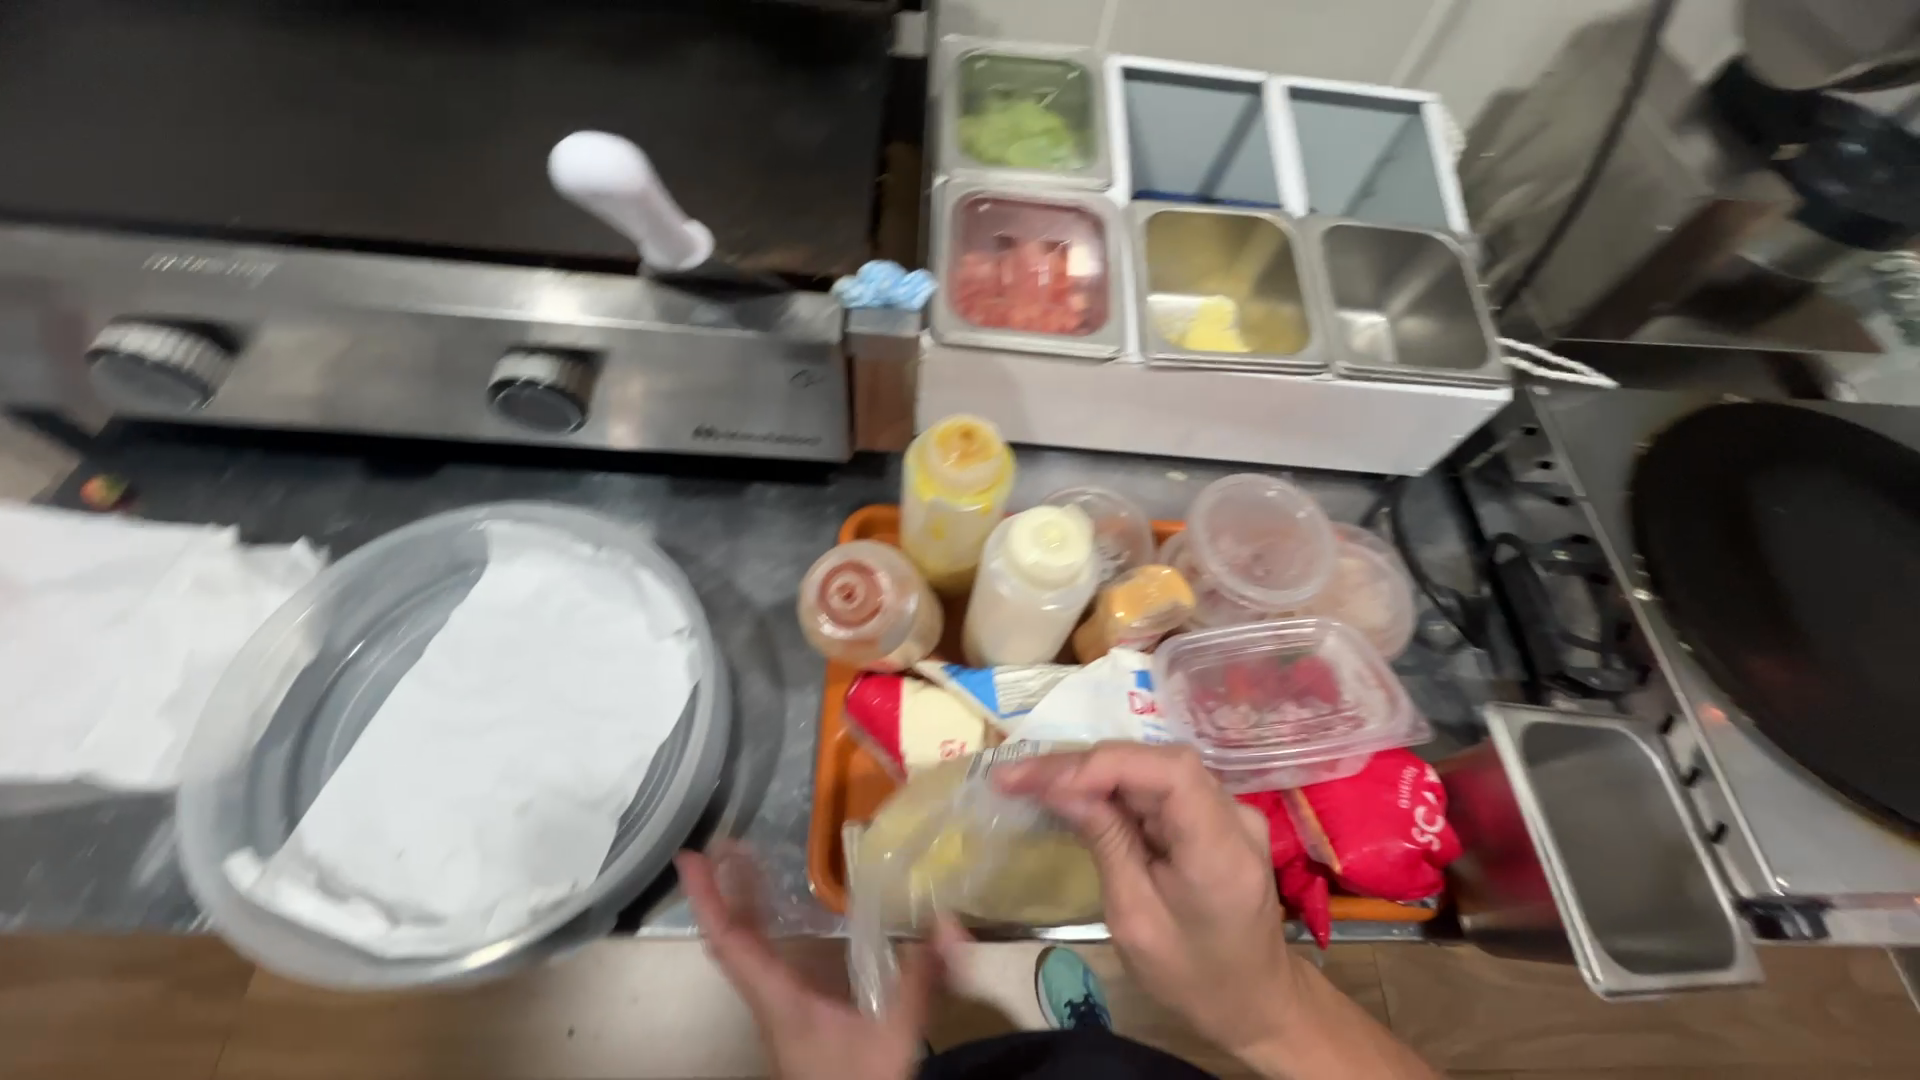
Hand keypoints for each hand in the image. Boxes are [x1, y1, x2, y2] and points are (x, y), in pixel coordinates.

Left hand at [677, 845, 960, 1079]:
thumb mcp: (894, 1039)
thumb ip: (918, 982)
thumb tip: (944, 923)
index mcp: (779, 1001)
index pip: (731, 944)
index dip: (708, 900)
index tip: (690, 859)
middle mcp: (768, 1000)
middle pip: (731, 940)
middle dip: (720, 891)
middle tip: (721, 844)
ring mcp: (777, 1006)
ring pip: (744, 948)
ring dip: (739, 903)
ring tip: (742, 860)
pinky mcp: (791, 1010)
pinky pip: (762, 957)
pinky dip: (760, 923)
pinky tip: (777, 906)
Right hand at [994, 743, 1298, 1057]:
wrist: (1254, 1001)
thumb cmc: (1192, 976)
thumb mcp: (1135, 920)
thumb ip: (1105, 842)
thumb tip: (1061, 787)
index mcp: (1221, 849)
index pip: (1170, 773)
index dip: (1105, 764)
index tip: (1045, 781)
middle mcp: (1234, 814)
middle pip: (1154, 763)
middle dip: (1082, 765)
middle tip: (1018, 775)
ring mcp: (1228, 808)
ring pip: (1151, 767)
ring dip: (1090, 771)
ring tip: (1032, 779)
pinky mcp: (1213, 812)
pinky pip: (1157, 784)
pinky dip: (1112, 784)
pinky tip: (1073, 790)